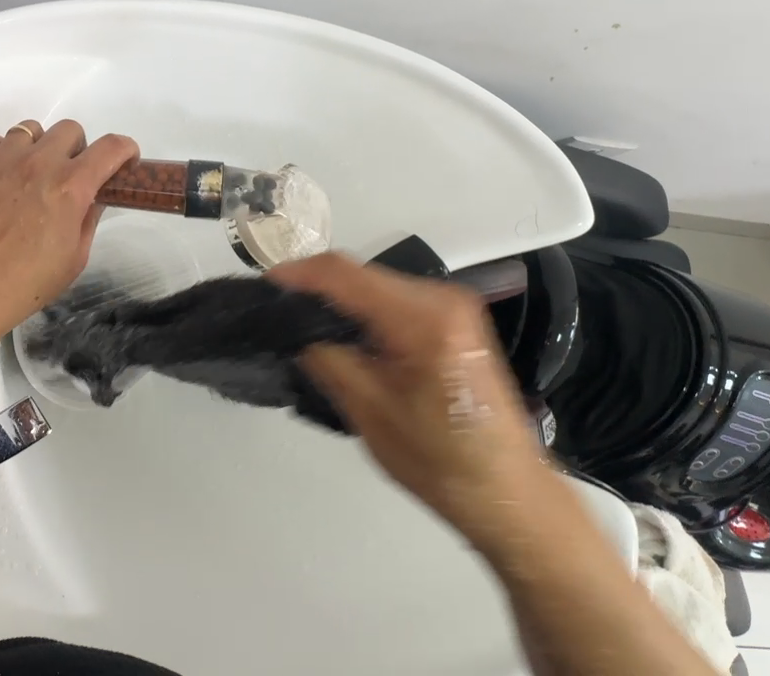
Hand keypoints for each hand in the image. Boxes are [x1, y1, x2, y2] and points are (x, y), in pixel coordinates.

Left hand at [0, 119, 140, 340]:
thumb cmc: (28, 283)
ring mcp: (3, 161)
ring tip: (34, 174)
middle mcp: (39, 164)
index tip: (125, 163)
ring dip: (40, 146)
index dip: (126, 150)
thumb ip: (88, 218)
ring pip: (30, 128)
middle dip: (79, 150)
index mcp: (70, 186)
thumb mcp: (75, 257)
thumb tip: (92, 196)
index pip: (110, 147)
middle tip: (72, 178)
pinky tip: (1, 171)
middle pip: (70, 130)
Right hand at [269, 253, 550, 547]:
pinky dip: (359, 309)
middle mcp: (443, 299)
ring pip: (373, 283)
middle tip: (274, 312)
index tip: (260, 288)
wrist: (510, 495)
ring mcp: (452, 306)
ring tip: (298, 323)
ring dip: (335, 298)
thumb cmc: (441, 462)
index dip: (296, 274)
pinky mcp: (453, 320)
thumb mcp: (368, 410)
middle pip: (359, 273)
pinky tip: (338, 332)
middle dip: (313, 287)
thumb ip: (326, 357)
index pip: (345, 275)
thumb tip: (293, 330)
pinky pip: (391, 298)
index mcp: (425, 320)